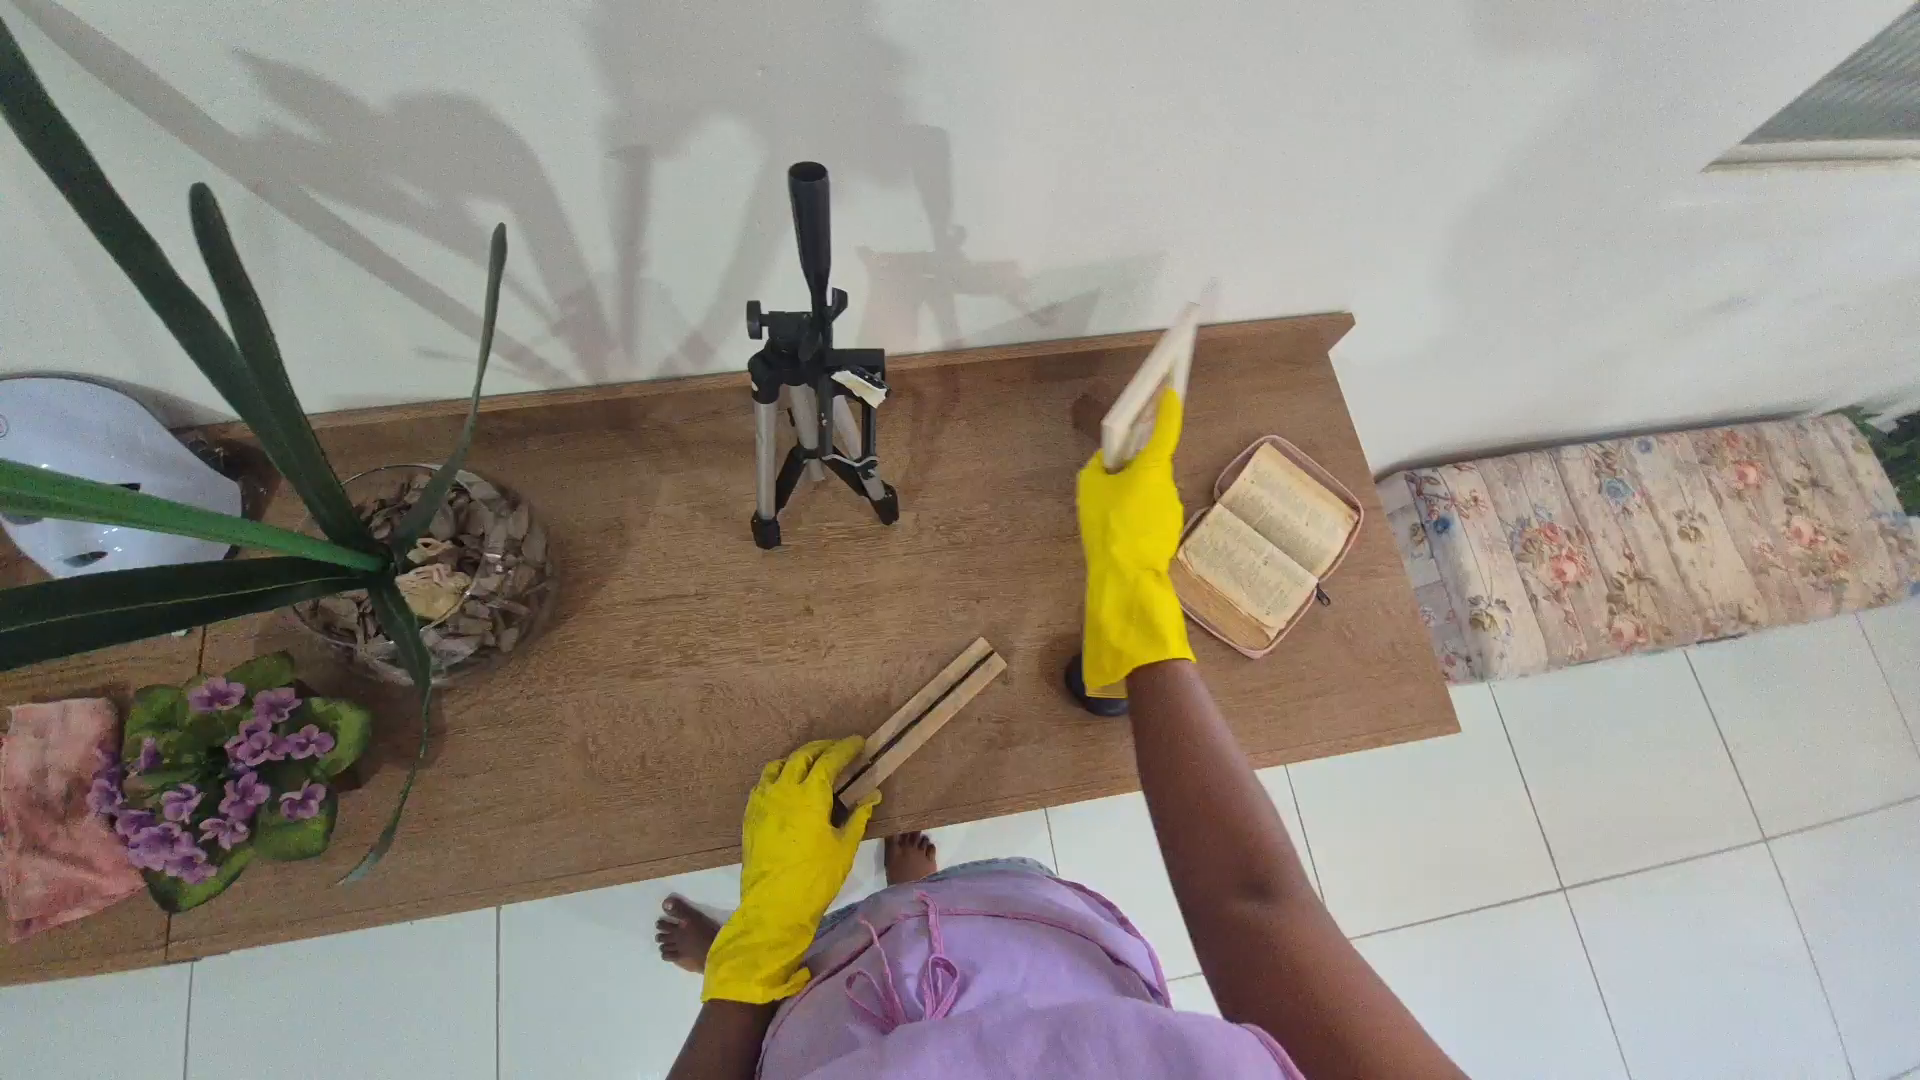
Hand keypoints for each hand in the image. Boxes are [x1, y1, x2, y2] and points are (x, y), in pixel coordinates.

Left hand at [702, 737, 879, 1003]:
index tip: (858, 743)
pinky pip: (762, 784)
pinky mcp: (750, 817)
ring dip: (796, 760)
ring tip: (810, 765)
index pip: (830, 759)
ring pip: (778, 766)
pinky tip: (786, 788)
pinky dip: (777, 777)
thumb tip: (872, 795)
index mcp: (810, 795)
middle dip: (822, 748)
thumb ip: (857, 816)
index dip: (845, 748)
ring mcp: (763, 802)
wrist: (774, 908)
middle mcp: (784, 789)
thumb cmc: (816, 878)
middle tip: (837, 750)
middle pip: (802, 755)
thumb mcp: (844, 847)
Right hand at [1076, 388, 1194, 691]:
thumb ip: (1101, 465)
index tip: (1170, 393)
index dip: (1168, 409)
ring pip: (1152, 489)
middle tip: (1115, 472)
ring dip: (1137, 491)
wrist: (1124, 574)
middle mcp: (1168, 483)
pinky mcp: (1170, 528)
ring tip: (1113, 510)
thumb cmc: (1105, 525)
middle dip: (1138, 463)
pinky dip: (1140, 512)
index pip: (1165, 429)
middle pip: (1154, 463)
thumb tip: (1111, 459)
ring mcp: (1172, 508)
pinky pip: (1153, 510)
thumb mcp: (1089, 487)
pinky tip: (1122, 527)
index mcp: (1151, 467)